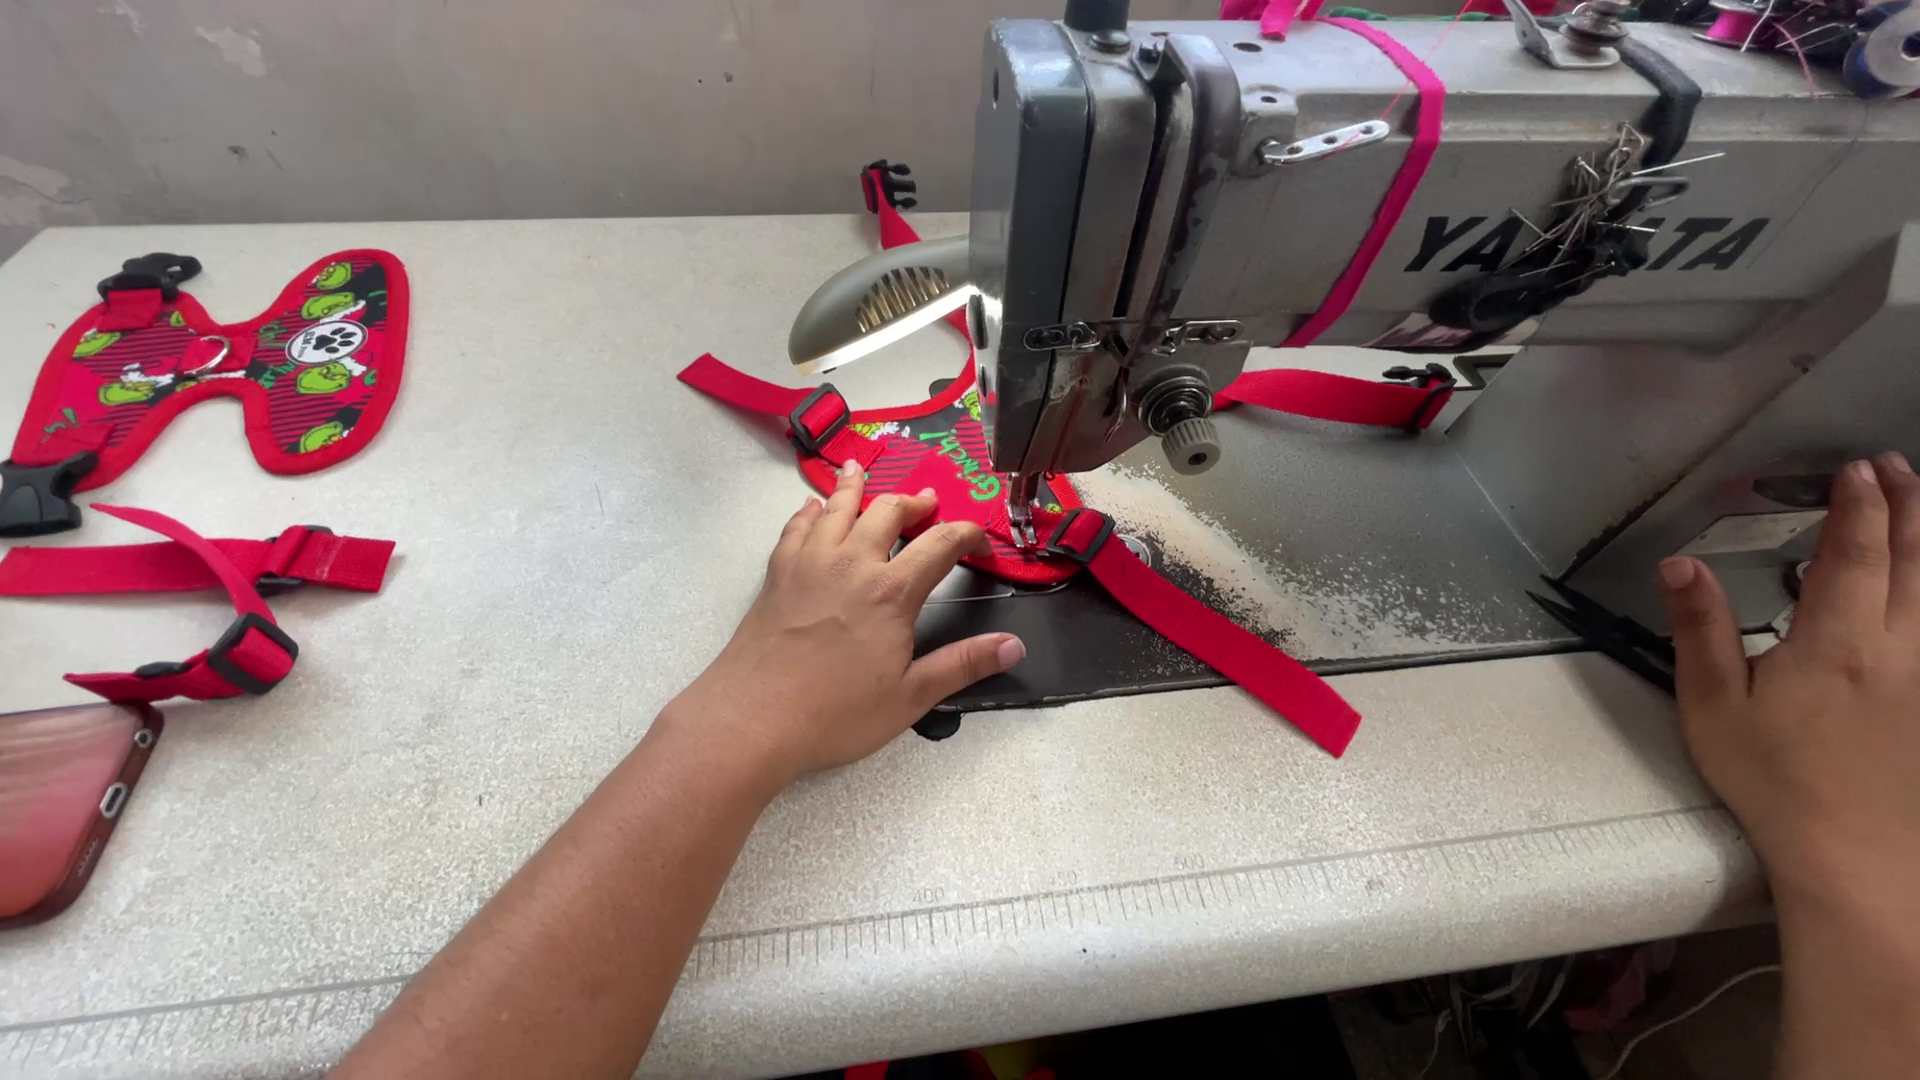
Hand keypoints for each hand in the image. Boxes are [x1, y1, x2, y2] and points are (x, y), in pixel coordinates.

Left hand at [668, 460, 1025, 781]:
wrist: (752, 718)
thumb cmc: (836, 713)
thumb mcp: (911, 696)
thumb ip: (963, 664)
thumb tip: (1015, 645)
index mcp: (892, 591)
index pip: (940, 544)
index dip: (967, 534)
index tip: (980, 540)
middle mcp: (852, 562)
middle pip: (887, 512)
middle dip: (913, 502)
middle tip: (927, 501)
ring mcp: (809, 562)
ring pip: (837, 507)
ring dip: (856, 487)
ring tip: (863, 469)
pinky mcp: (777, 573)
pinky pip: (796, 526)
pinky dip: (809, 510)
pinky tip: (812, 506)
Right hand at [1659, 454, 1919, 913]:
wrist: (1855, 852)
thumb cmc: (1769, 773)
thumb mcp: (1711, 701)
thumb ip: (1700, 628)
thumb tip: (1678, 564)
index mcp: (1837, 646)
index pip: (1854, 560)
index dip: (1859, 511)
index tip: (1858, 470)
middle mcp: (1902, 652)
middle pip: (1918, 566)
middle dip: (1910, 511)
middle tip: (1898, 468)